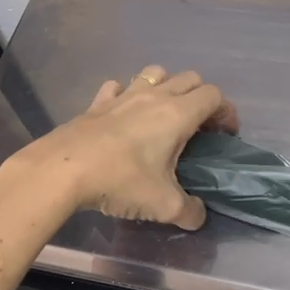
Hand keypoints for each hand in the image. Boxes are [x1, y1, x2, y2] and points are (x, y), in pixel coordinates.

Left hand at [8, 65, 237, 228]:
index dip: (226, 112)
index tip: (225, 135)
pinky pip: (118, 88)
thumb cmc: (121, 181)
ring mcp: (123, 96)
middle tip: (199, 128)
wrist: (63, 171)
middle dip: (201, 98)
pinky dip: (127, 95)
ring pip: (155, 74)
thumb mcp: (164, 205)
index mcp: (177, 114)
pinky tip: (123, 115)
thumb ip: (190, 211)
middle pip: (189, 78)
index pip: (213, 96)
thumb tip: (197, 215)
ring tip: (164, 115)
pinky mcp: (96, 104)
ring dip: (167, 87)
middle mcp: (154, 97)